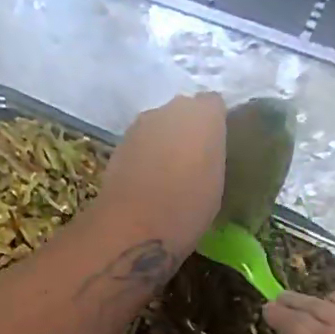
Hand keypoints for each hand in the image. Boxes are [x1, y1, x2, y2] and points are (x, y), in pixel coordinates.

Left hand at [94, 92, 226, 253]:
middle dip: (187, 132)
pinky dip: (144, 158)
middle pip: (183, 113)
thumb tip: (203, 156)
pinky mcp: (118, 143)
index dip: (214, 126)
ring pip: (159, 127)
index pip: (214, 106)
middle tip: (191, 164)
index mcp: (204, 116)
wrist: (134, 228)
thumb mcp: (216, 187)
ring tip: (167, 178)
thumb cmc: (187, 210)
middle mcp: (172, 108)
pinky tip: (146, 185)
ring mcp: (141, 123)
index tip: (214, 149)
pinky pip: (140, 145)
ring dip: (163, 144)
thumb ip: (211, 159)